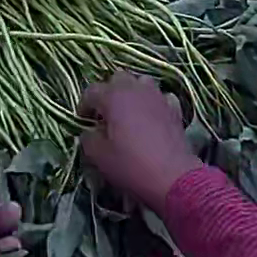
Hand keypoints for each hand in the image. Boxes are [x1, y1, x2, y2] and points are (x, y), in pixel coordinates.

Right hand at [78, 72, 203, 212]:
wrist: (174, 177)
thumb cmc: (132, 164)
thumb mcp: (100, 157)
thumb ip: (88, 139)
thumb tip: (89, 132)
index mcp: (113, 96)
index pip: (91, 91)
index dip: (84, 105)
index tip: (82, 121)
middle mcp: (135, 88)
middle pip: (117, 79)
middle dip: (109, 93)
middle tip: (105, 115)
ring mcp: (157, 96)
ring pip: (140, 82)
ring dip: (132, 93)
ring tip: (128, 112)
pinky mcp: (174, 108)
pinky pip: (160, 97)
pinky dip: (154, 103)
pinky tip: (152, 117)